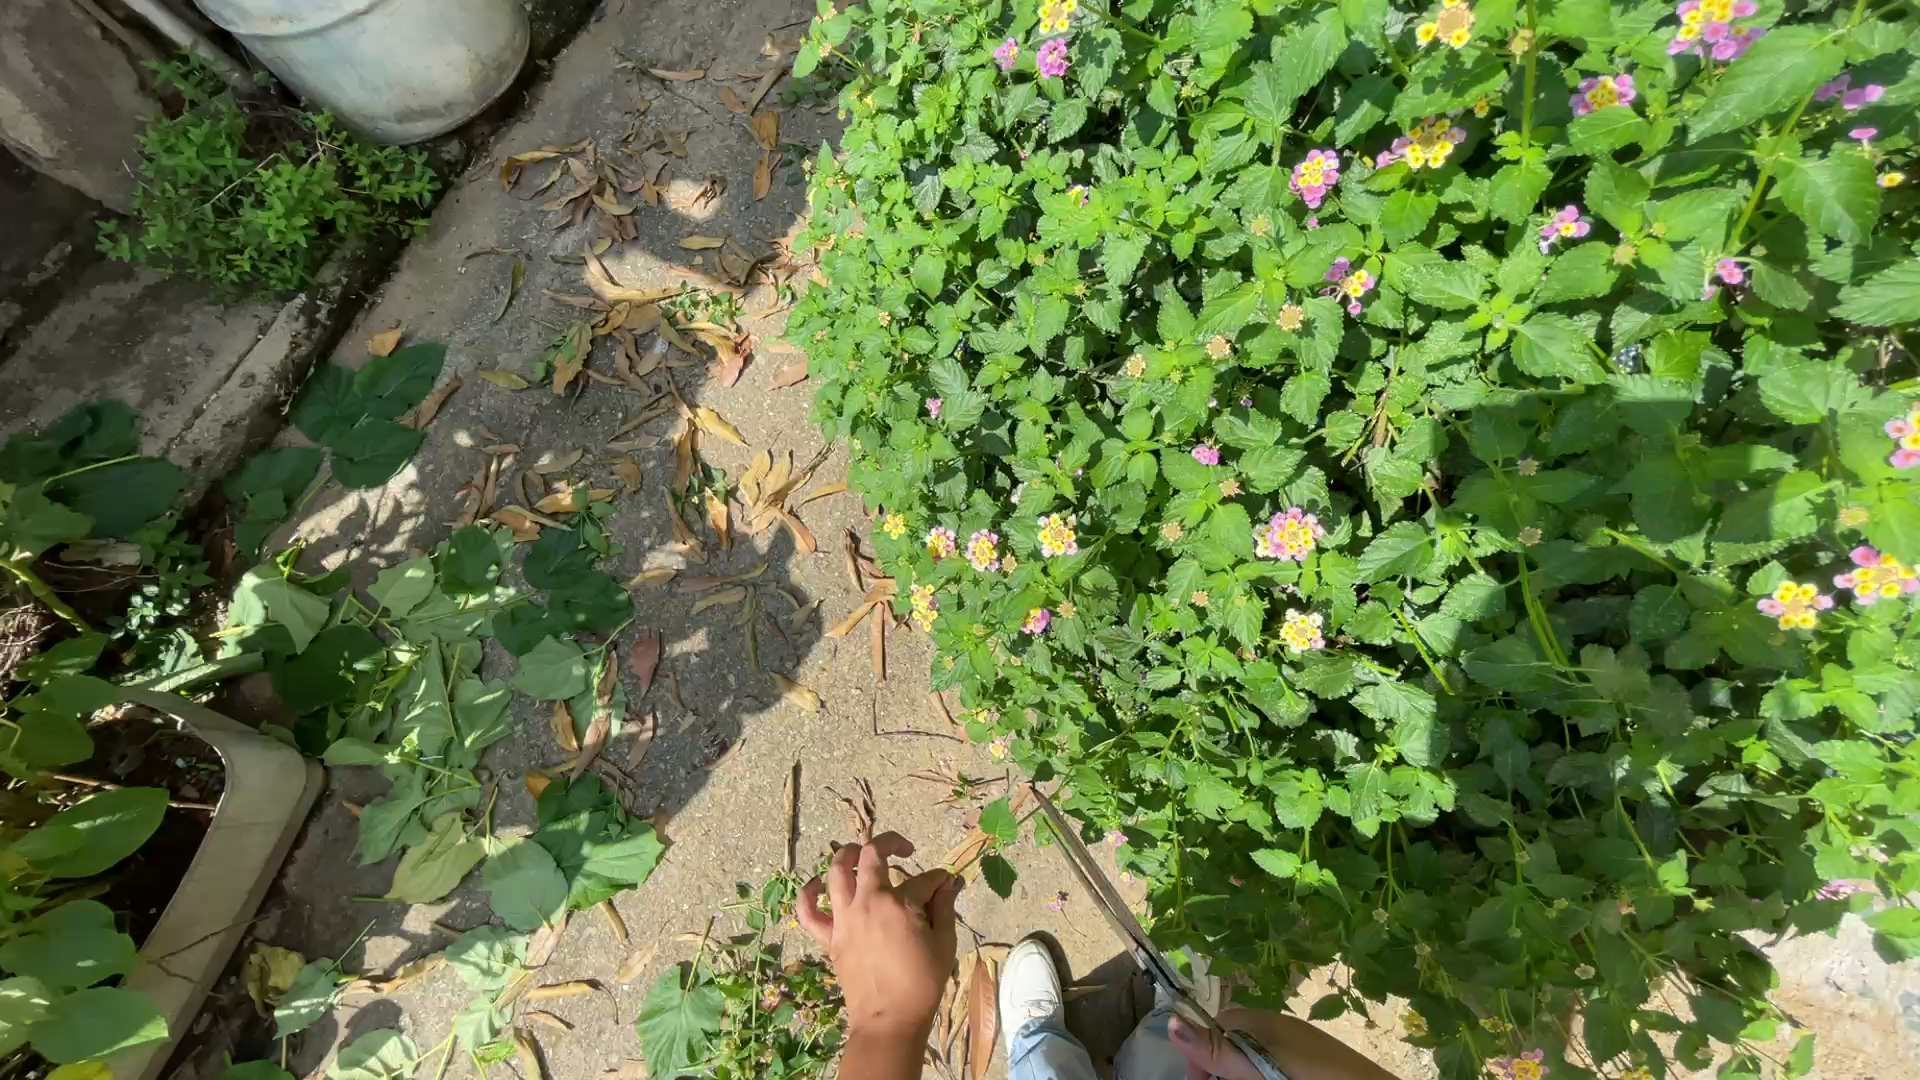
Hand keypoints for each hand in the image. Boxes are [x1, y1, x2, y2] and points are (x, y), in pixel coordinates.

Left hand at [796, 830, 961, 1040]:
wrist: (890, 1022)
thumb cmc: (922, 983)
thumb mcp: (945, 943)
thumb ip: (945, 907)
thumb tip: (949, 883)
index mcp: (899, 903)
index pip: (923, 879)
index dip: (938, 879)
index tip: (945, 884)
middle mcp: (868, 901)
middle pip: (872, 854)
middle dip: (891, 842)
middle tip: (904, 849)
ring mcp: (845, 918)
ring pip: (837, 870)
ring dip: (848, 854)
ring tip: (861, 854)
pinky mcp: (830, 938)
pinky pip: (808, 912)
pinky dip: (808, 895)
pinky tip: (818, 885)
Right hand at [1168, 1008, 1400, 1079]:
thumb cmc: (1316, 1077)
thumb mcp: (1260, 1069)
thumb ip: (1218, 1052)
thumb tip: (1170, 1022)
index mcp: (1262, 1023)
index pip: (1215, 1027)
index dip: (1202, 1057)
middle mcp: (1278, 1032)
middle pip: (1235, 1048)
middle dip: (1225, 1071)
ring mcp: (1299, 1053)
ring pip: (1257, 1063)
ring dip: (1244, 1072)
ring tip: (1257, 1079)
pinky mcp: (1314, 1067)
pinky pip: (1278, 1066)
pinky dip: (1266, 1073)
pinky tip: (1275, 1078)